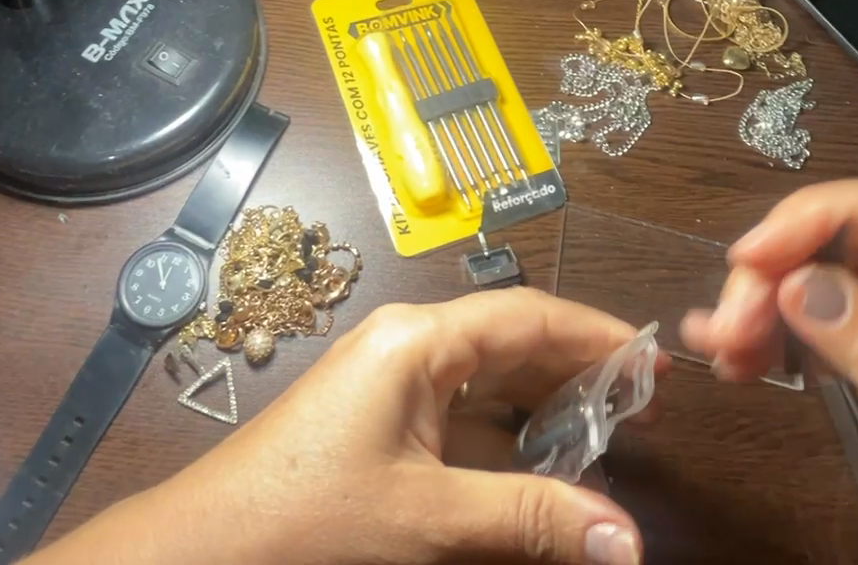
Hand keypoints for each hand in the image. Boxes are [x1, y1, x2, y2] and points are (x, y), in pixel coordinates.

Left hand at [42, 288, 668, 564]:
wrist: (207, 546)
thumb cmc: (313, 519)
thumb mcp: (429, 519)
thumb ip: (528, 519)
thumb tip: (626, 538)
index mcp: (418, 340)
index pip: (524, 315)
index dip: (592, 334)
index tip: (650, 360)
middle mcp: (405, 341)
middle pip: (507, 334)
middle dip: (573, 361)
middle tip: (640, 399)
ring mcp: (388, 373)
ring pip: (484, 368)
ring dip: (541, 392)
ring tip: (602, 421)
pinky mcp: (378, 409)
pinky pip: (458, 399)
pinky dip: (504, 420)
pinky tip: (534, 449)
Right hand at [682, 174, 857, 564]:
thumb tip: (796, 284)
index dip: (818, 217)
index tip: (748, 259)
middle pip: (852, 248)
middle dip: (777, 274)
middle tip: (724, 329)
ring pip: (830, 288)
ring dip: (766, 308)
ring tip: (719, 348)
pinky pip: (832, 337)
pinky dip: (780, 341)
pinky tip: (741, 359)